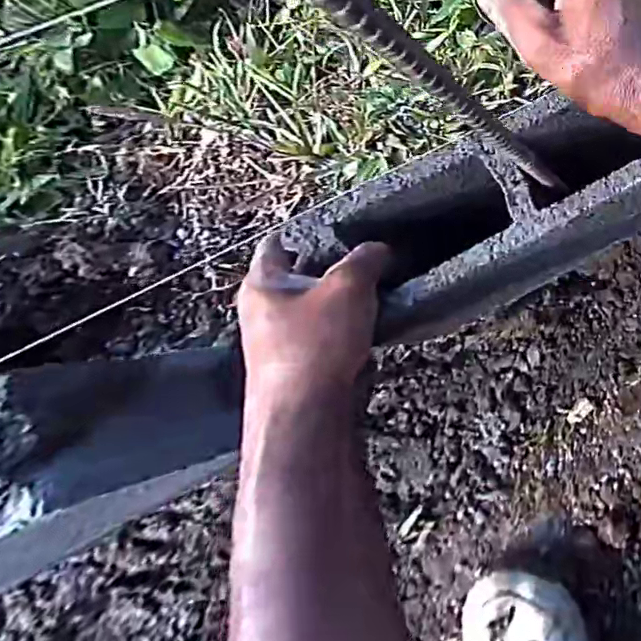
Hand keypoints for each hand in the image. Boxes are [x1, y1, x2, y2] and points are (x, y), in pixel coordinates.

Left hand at [236, 235, 391, 401]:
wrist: (304, 415)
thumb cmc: (315, 345)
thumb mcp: (349, 287)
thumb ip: (366, 259)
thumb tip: (378, 248)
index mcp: (262, 284)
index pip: (278, 243)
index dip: (306, 229)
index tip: (335, 225)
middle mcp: (262, 310)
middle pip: (299, 274)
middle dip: (331, 265)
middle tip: (365, 257)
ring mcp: (277, 339)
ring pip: (313, 304)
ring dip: (340, 298)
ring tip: (374, 290)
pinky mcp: (297, 363)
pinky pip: (322, 332)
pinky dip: (343, 324)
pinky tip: (367, 325)